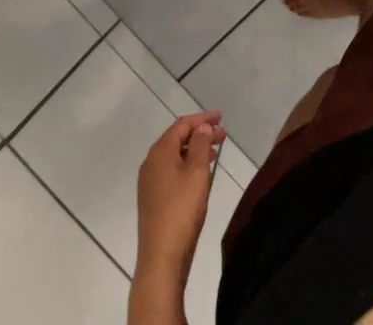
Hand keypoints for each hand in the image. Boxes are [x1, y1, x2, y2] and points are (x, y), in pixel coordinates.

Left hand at [135, 111, 226, 282]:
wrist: (161, 254)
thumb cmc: (182, 210)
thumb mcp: (197, 174)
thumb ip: (200, 145)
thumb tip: (201, 126)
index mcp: (159, 152)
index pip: (181, 125)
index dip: (201, 118)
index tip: (221, 117)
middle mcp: (150, 162)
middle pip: (176, 139)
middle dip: (199, 133)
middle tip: (223, 135)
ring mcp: (149, 181)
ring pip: (174, 155)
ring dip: (194, 149)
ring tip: (215, 152)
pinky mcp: (152, 197)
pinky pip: (171, 170)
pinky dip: (187, 164)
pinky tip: (199, 174)